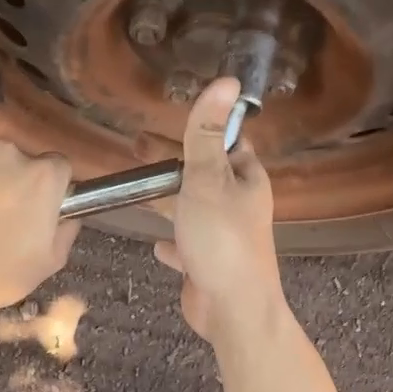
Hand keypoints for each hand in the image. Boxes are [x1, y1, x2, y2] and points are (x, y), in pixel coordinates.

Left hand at [0, 142, 81, 323]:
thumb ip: (65, 229)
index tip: (40, 210)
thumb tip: (67, 215)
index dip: (51, 189)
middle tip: (1, 221)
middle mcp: (5, 155)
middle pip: (17, 163)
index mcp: (41, 176)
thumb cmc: (2, 277)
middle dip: (13, 185)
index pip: (57, 167)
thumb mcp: (50, 262)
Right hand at [154, 78, 287, 344]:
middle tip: (145, 157)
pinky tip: (157, 245)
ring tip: (144, 194)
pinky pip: (187, 250)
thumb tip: (225, 81)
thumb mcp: (207, 180)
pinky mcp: (208, 268)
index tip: (175, 124)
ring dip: (174, 205)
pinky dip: (173, 245)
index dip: (207, 131)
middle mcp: (240, 208)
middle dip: (180, 168)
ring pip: (196, 214)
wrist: (231, 309)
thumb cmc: (221, 241)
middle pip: (209, 179)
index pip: (231, 144)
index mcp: (248, 182)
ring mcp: (224, 241)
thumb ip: (206, 136)